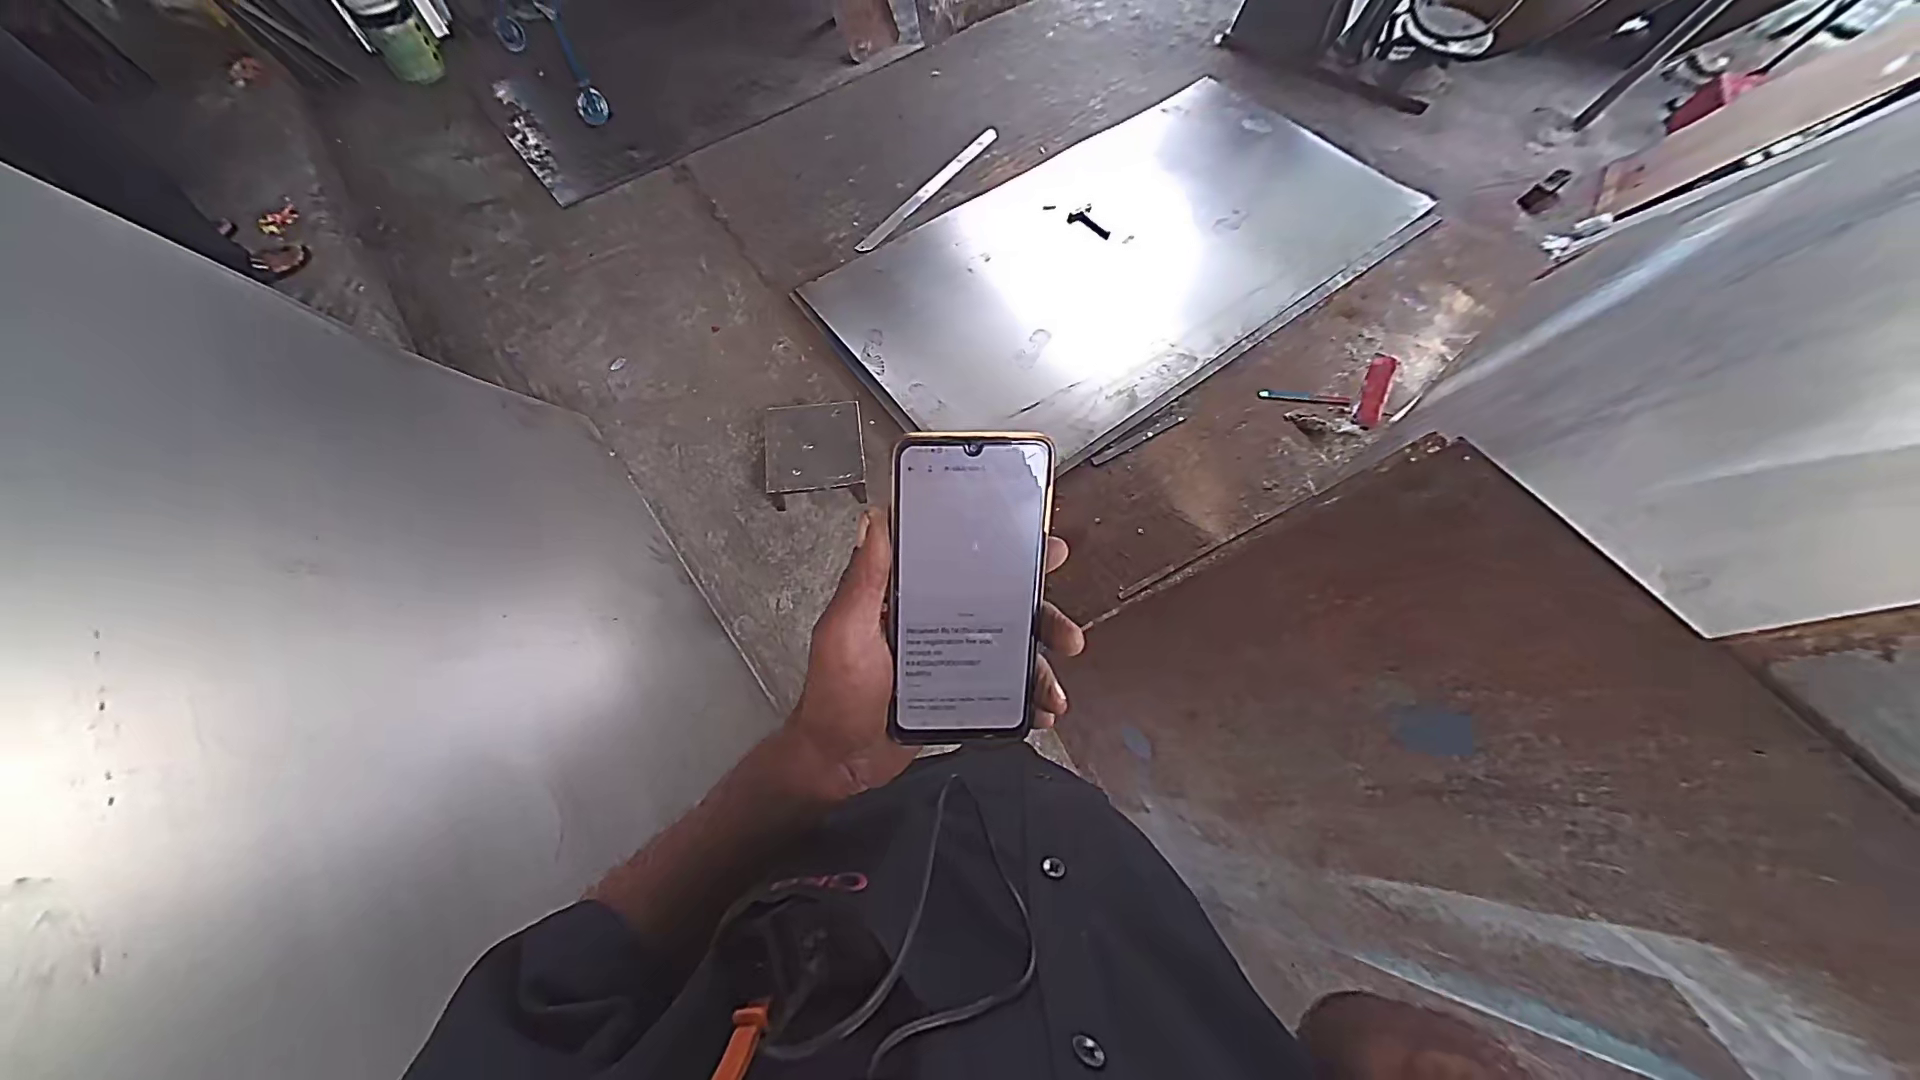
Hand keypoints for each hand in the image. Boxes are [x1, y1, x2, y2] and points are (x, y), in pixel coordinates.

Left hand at [785, 507, 1086, 795]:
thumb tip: (874, 520)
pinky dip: (1029, 698)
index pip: (966, 561)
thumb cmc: (835, 694)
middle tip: (1065, 630)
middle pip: (1004, 606)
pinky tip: (1042, 709)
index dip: (1006, 550)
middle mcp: (940, 621)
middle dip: (1043, 615)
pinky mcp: (962, 691)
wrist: (840, 762)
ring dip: (1042, 664)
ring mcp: (955, 658)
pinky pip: (1005, 689)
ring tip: (1055, 689)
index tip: (1039, 542)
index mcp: (914, 596)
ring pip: (1012, 649)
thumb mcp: (845, 630)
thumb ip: (863, 579)